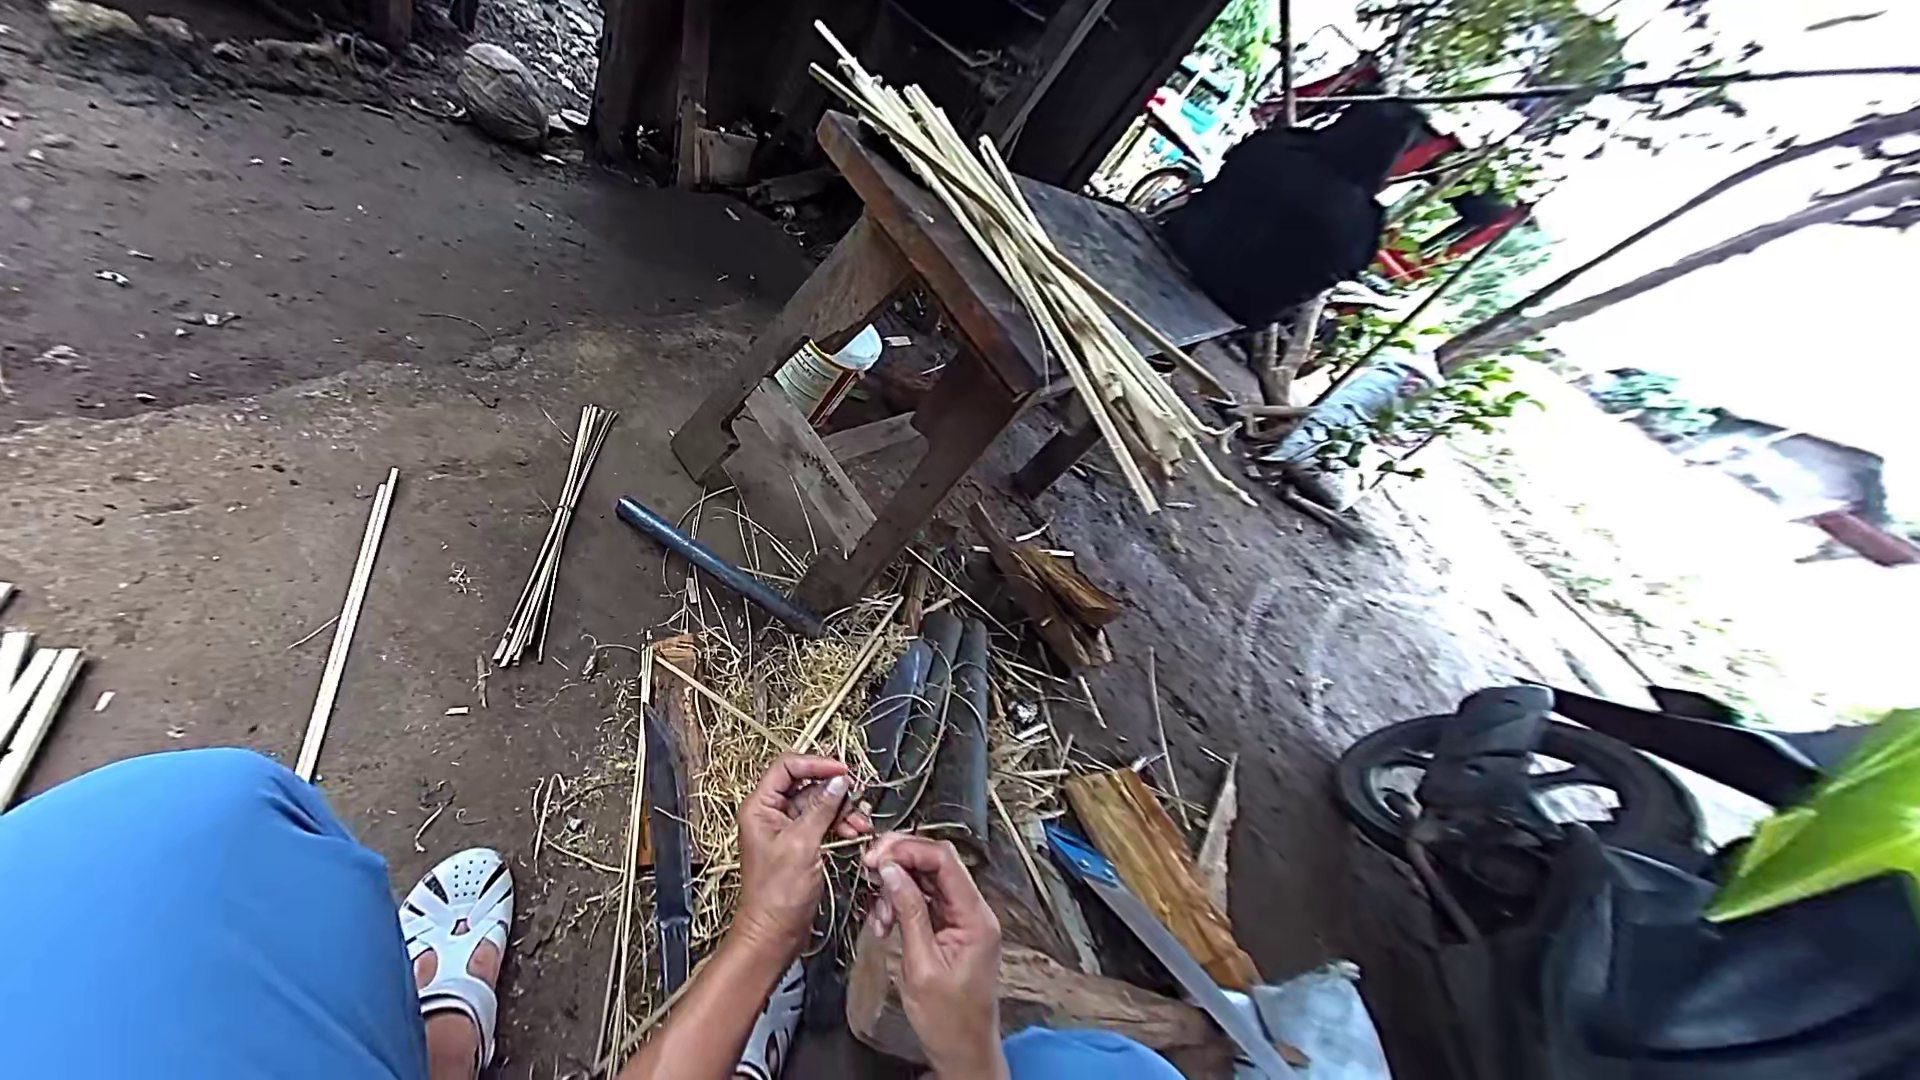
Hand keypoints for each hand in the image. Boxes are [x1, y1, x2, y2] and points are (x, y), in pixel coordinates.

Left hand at [734, 755, 871, 956]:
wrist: (773, 936)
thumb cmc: (777, 894)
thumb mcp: (802, 844)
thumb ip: (822, 808)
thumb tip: (840, 780)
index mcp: (759, 806)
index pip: (787, 766)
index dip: (816, 763)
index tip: (842, 770)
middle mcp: (770, 812)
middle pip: (806, 782)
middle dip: (834, 788)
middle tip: (857, 793)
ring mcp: (786, 826)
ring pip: (818, 801)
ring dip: (842, 807)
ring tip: (860, 819)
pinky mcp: (800, 841)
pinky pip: (823, 820)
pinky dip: (840, 822)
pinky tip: (855, 830)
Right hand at [863, 834, 1006, 1079]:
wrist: (964, 1056)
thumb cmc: (948, 1021)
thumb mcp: (922, 967)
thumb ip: (909, 912)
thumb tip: (890, 869)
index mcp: (975, 915)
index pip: (945, 860)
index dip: (910, 849)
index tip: (878, 855)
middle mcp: (972, 908)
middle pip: (935, 862)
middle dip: (900, 862)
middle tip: (869, 868)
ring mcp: (961, 915)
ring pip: (926, 878)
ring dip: (896, 888)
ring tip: (880, 919)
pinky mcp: (948, 925)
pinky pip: (923, 898)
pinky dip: (901, 903)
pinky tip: (885, 923)